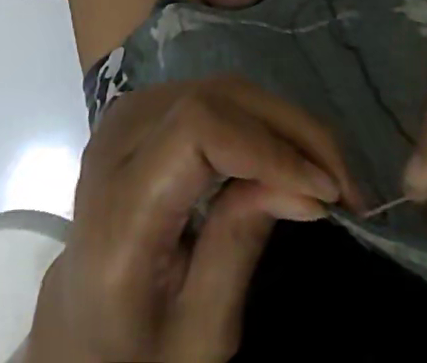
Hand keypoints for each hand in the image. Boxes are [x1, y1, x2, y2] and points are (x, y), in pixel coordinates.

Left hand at [29, 77, 360, 362]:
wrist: (79, 321)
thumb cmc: (136, 345)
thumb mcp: (196, 330)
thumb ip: (241, 245)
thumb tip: (309, 184)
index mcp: (117, 209)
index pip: (195, 130)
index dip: (269, 147)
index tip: (327, 190)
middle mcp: (115, 144)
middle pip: (218, 98)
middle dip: (295, 132)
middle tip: (346, 184)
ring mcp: (127, 117)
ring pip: (227, 90)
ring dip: (287, 124)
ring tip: (328, 172)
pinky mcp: (145, 110)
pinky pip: (219, 97)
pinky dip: (264, 121)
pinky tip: (292, 156)